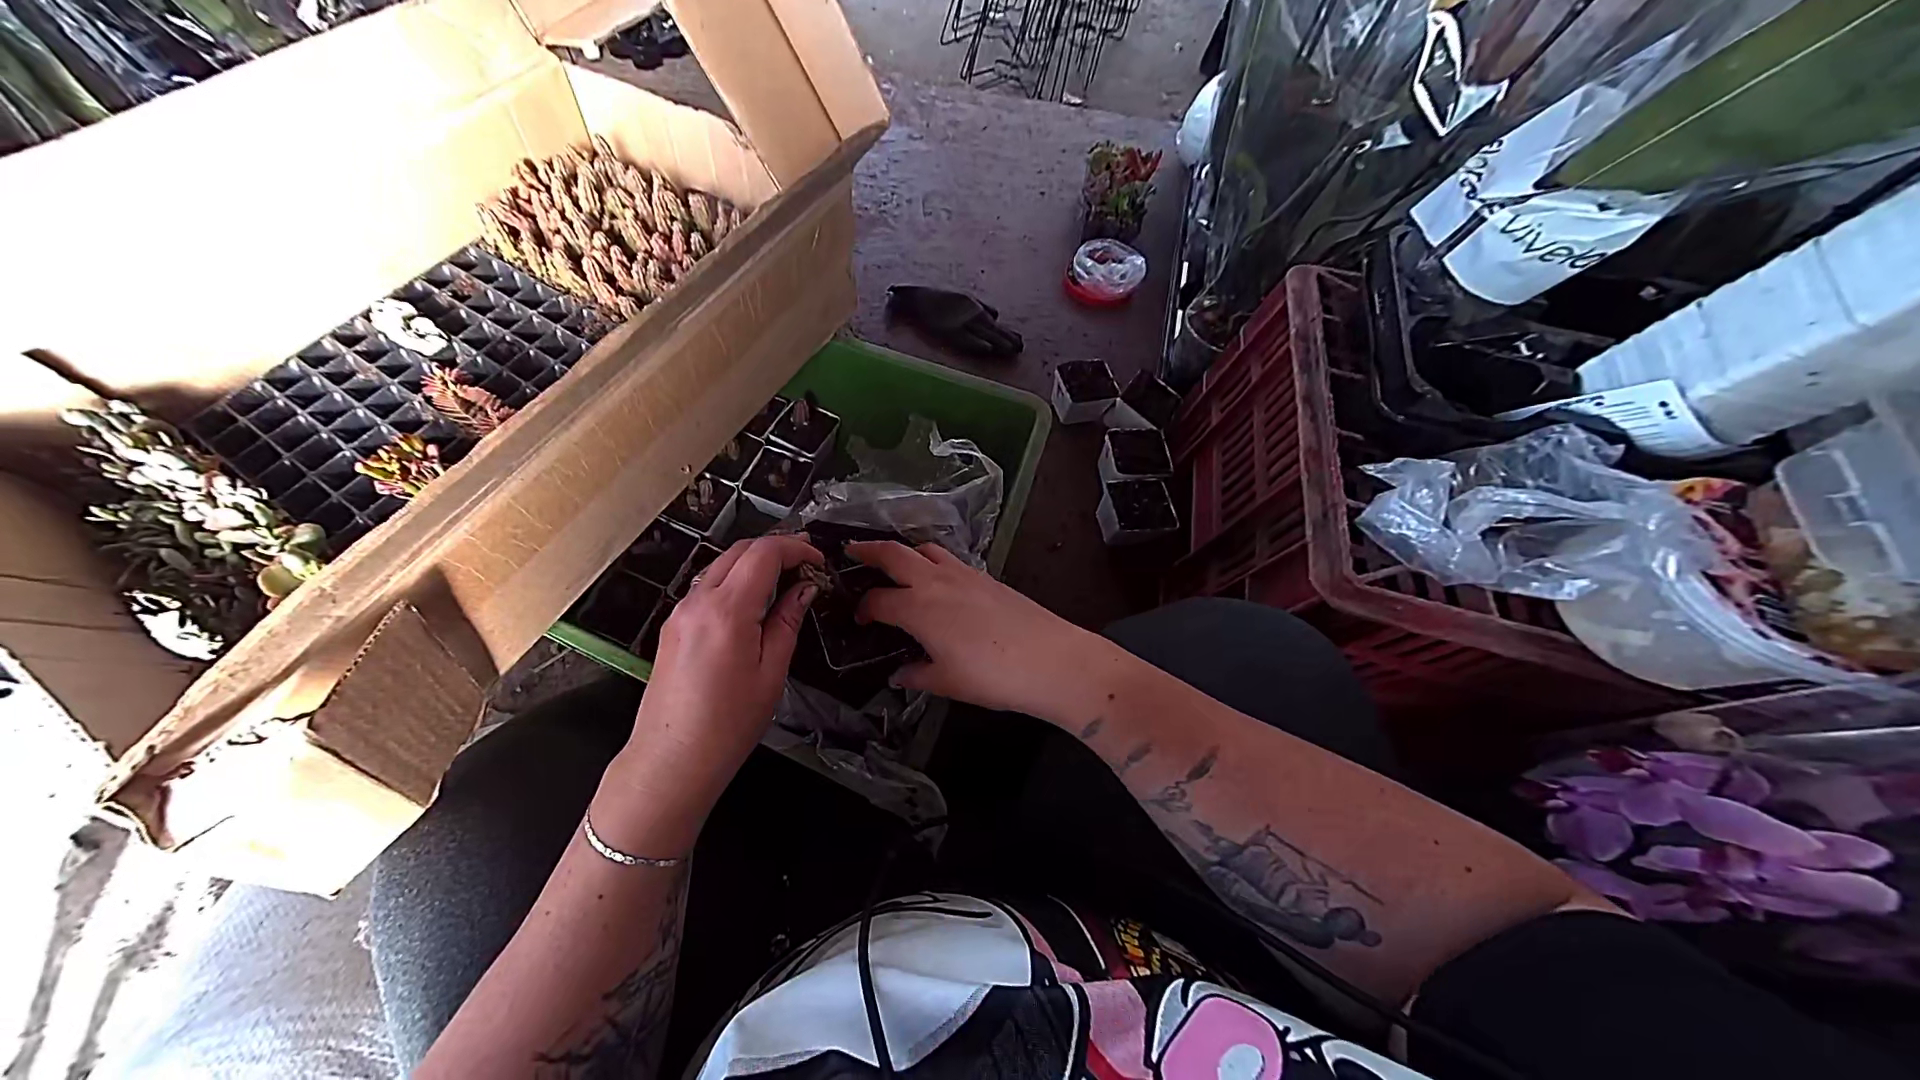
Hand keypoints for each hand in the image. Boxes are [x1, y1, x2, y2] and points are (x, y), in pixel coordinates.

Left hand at [612, 535, 822, 816]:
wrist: (671, 760)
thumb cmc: (725, 726)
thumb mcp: (772, 673)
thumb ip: (788, 621)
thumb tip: (803, 590)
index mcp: (727, 612)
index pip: (764, 553)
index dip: (796, 548)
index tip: (817, 559)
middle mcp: (697, 603)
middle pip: (740, 550)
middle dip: (777, 548)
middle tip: (806, 564)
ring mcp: (680, 613)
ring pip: (721, 565)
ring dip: (754, 563)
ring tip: (784, 582)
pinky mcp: (673, 627)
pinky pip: (706, 587)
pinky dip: (734, 581)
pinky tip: (754, 603)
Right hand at [849, 541, 1121, 717]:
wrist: (1051, 659)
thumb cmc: (993, 675)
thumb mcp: (947, 683)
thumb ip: (917, 675)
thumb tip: (900, 675)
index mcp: (918, 607)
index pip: (878, 600)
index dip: (863, 608)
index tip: (860, 618)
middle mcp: (936, 581)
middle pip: (894, 553)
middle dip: (868, 549)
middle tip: (852, 550)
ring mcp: (964, 574)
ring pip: (925, 549)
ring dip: (905, 551)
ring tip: (896, 562)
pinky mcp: (987, 576)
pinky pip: (949, 559)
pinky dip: (933, 561)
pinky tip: (937, 580)